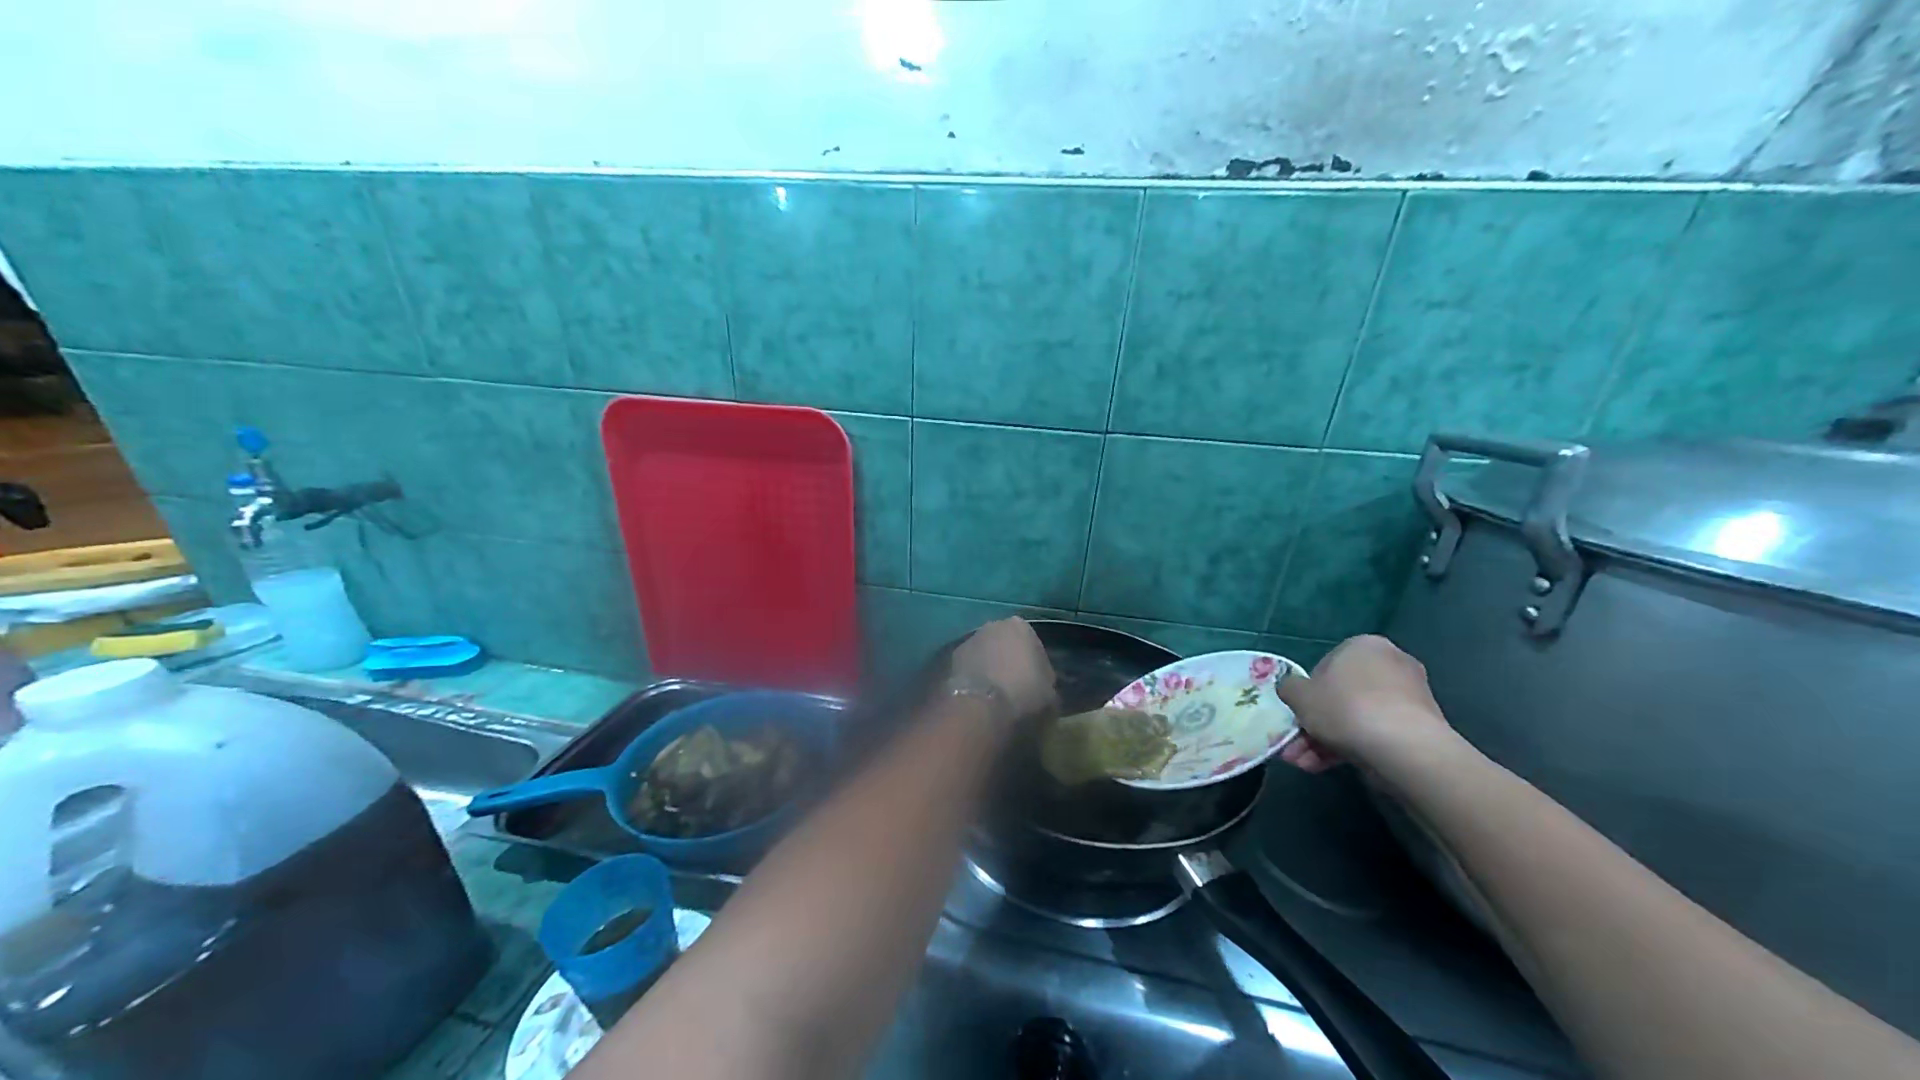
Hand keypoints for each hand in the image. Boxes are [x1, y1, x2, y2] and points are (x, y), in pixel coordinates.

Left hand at [951, 618, 1056, 718]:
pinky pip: (969, 670)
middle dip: (1008, 661)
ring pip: (984, 656)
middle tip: (1015, 688)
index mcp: (1020, 627)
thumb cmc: (1025, 695)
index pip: (1033, 644)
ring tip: (995, 697)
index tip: (1037, 684)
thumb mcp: (1051, 695)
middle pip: (1005, 645)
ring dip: (989, 669)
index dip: (1035, 665)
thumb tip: (1042, 688)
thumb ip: (1047, 683)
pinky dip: (974, 680)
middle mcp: (991, 626)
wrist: (981, 709)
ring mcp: (967, 642)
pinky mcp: (950, 662)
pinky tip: (980, 699)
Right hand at [1276, 635, 1454, 772]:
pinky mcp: (1422, 725)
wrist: (1403, 748)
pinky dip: (1354, 747)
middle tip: (1297, 747)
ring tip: (1307, 765)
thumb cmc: (1344, 708)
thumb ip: (1290, 688)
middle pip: (1342, 696)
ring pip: (1357, 717)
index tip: (1298, 716)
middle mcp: (1391, 663)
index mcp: (1363, 645)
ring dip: (1328, 741)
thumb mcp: (1298, 695)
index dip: (1308, 694)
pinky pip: (1378, 732)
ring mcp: (1410, 695)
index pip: (1326, 667)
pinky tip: (1328, 768)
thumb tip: (1292, 689)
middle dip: (1316, 724)